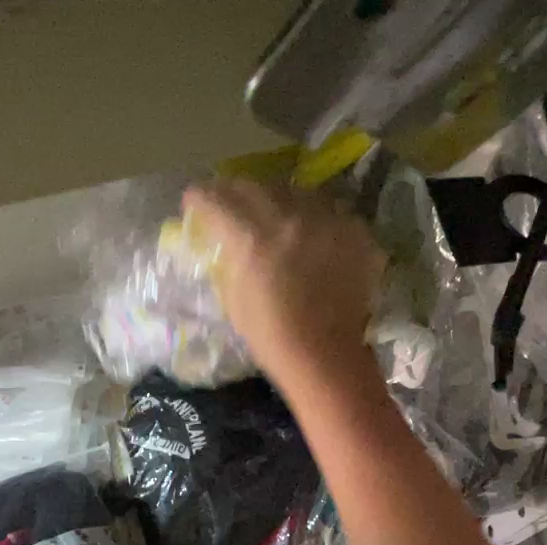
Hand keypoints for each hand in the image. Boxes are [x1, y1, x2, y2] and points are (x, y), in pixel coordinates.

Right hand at [184, 178, 385, 395]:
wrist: (326, 356)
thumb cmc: (271, 337)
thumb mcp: (234, 299)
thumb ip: (229, 260)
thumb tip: (225, 241)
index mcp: (251, 240)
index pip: (216, 201)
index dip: (200, 198)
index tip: (192, 201)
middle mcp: (288, 219)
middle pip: (255, 187)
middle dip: (235, 190)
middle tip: (228, 198)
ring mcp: (325, 220)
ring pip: (293, 190)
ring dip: (275, 197)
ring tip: (270, 209)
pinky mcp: (353, 230)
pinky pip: (326, 209)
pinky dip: (310, 215)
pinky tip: (306, 231)